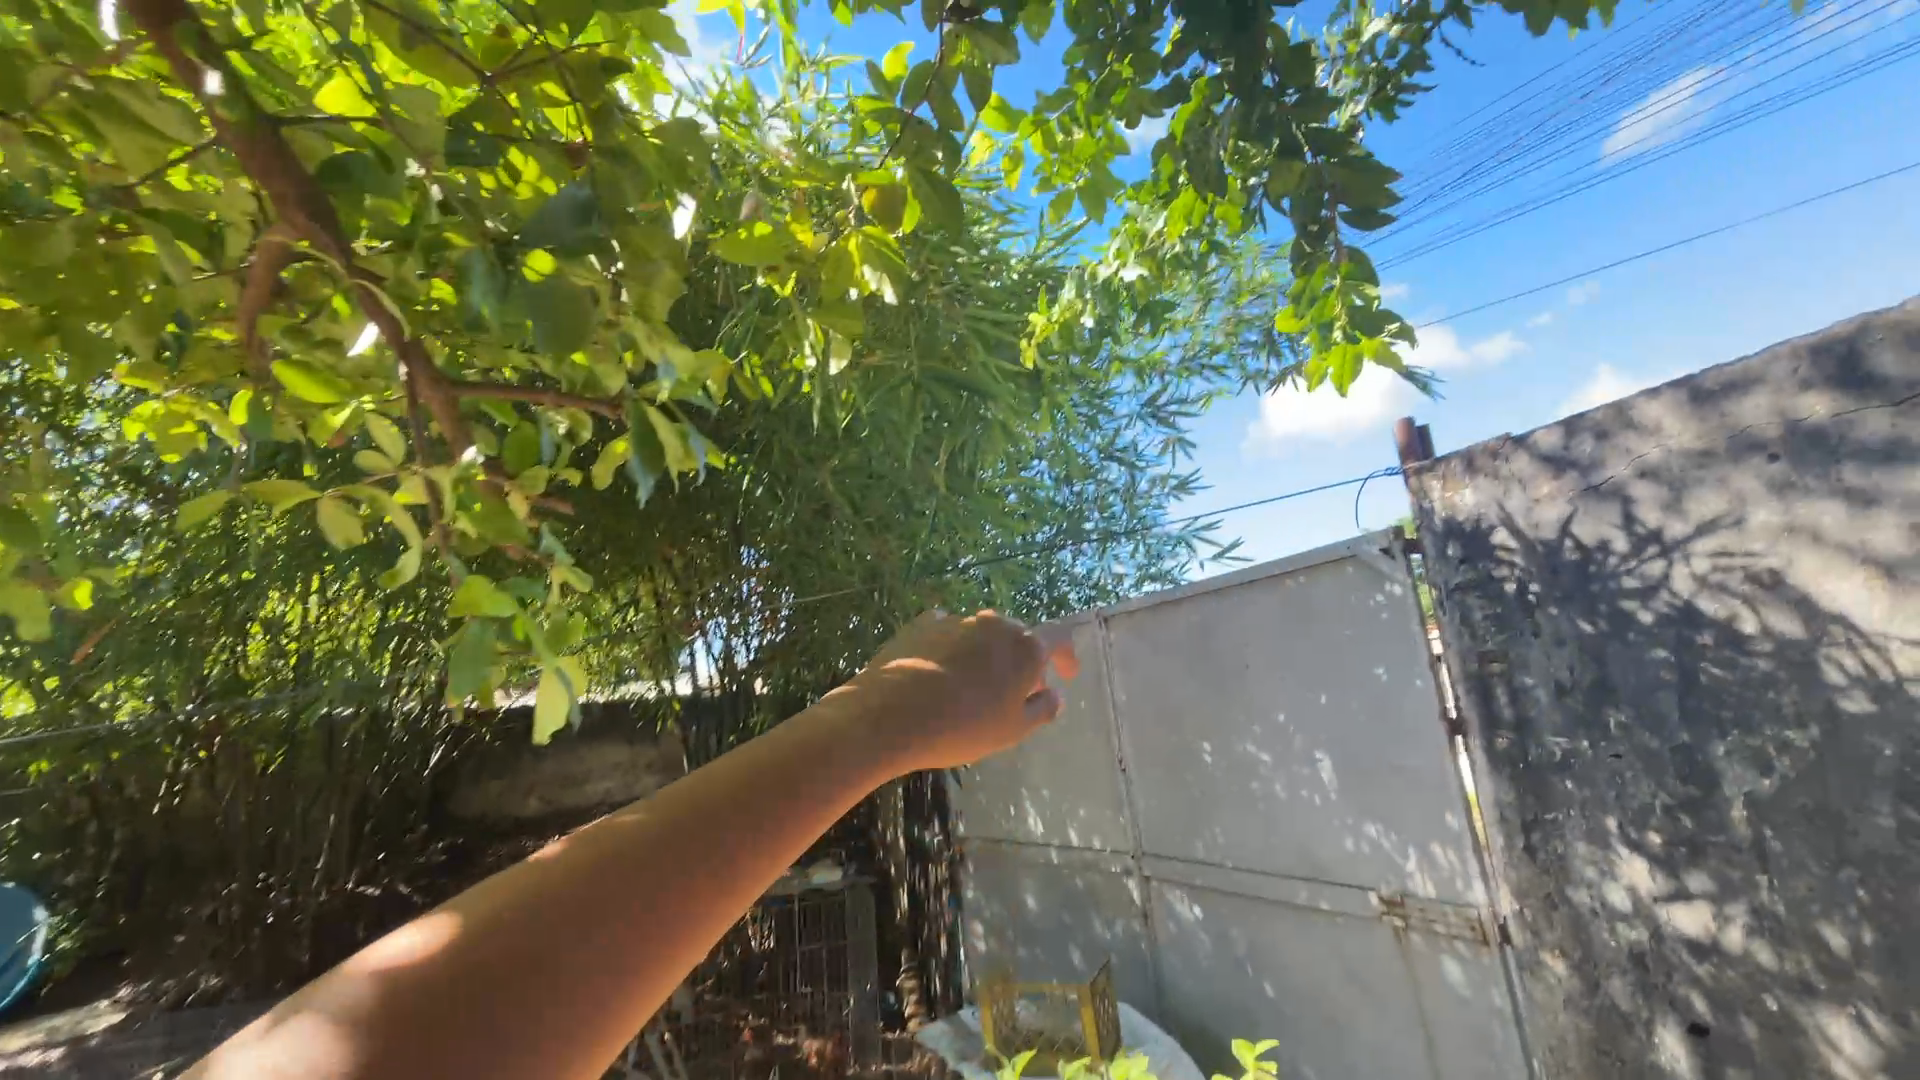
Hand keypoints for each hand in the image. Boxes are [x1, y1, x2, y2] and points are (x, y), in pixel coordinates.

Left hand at [825, 610, 1079, 774]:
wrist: (892, 713)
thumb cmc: (963, 726)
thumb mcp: (1013, 730)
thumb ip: (1042, 709)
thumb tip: (1053, 694)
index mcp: (1025, 647)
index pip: (1058, 638)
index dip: (1066, 655)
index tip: (1067, 674)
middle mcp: (995, 624)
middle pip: (1017, 637)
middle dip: (1022, 662)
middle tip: (1016, 692)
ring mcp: (957, 619)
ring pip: (982, 635)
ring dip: (986, 655)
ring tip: (972, 687)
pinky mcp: (923, 623)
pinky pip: (949, 632)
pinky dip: (953, 648)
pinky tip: (940, 673)